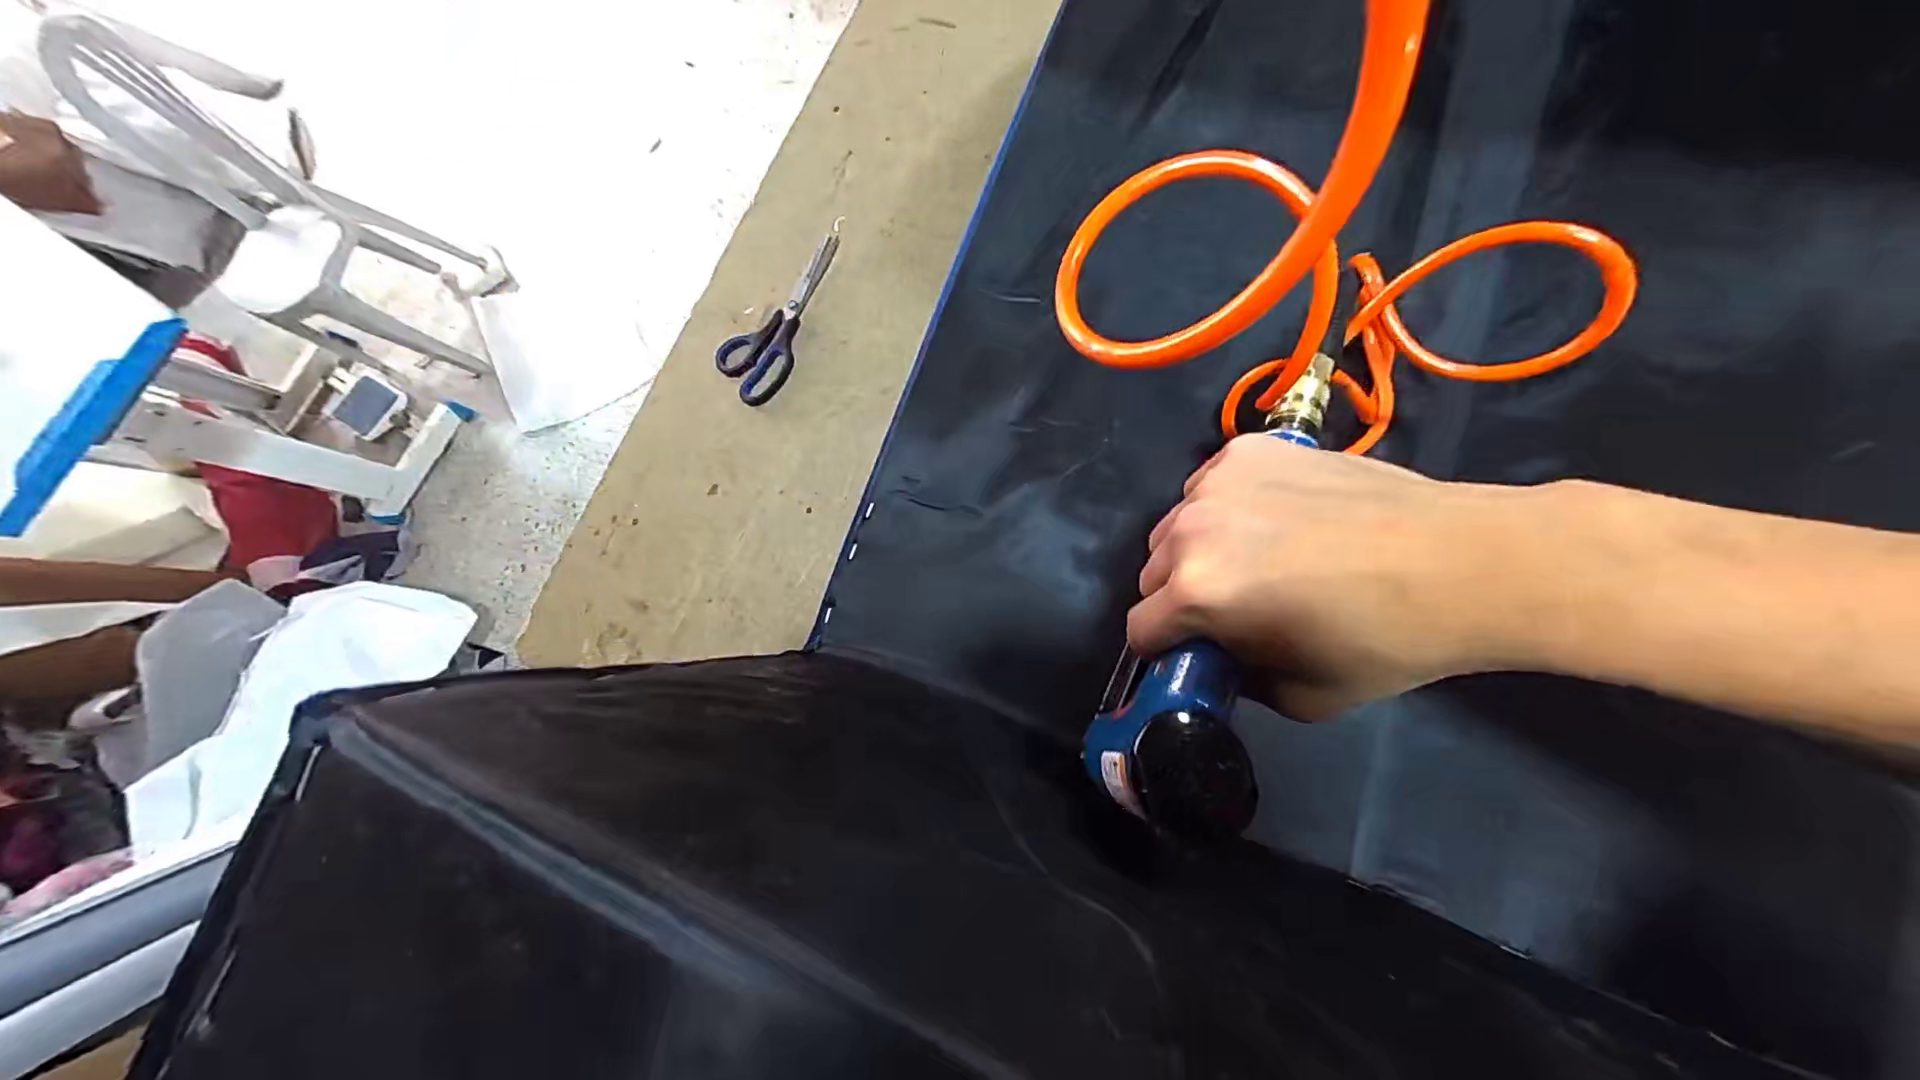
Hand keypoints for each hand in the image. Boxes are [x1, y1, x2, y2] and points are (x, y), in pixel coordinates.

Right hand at [1129, 435, 1540, 719]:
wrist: (1465, 560)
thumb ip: (1237, 680)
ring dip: (1196, 549)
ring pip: (1174, 528)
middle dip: (1179, 597)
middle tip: (1232, 606)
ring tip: (1255, 556)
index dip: (1165, 648)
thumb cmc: (1386, 639)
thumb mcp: (1302, 697)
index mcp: (1199, 592)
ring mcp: (1218, 481)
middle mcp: (1191, 530)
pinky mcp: (1247, 449)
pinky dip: (1222, 507)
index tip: (1197, 649)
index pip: (1140, 628)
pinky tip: (1271, 517)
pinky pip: (1205, 486)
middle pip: (1151, 575)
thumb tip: (1220, 658)